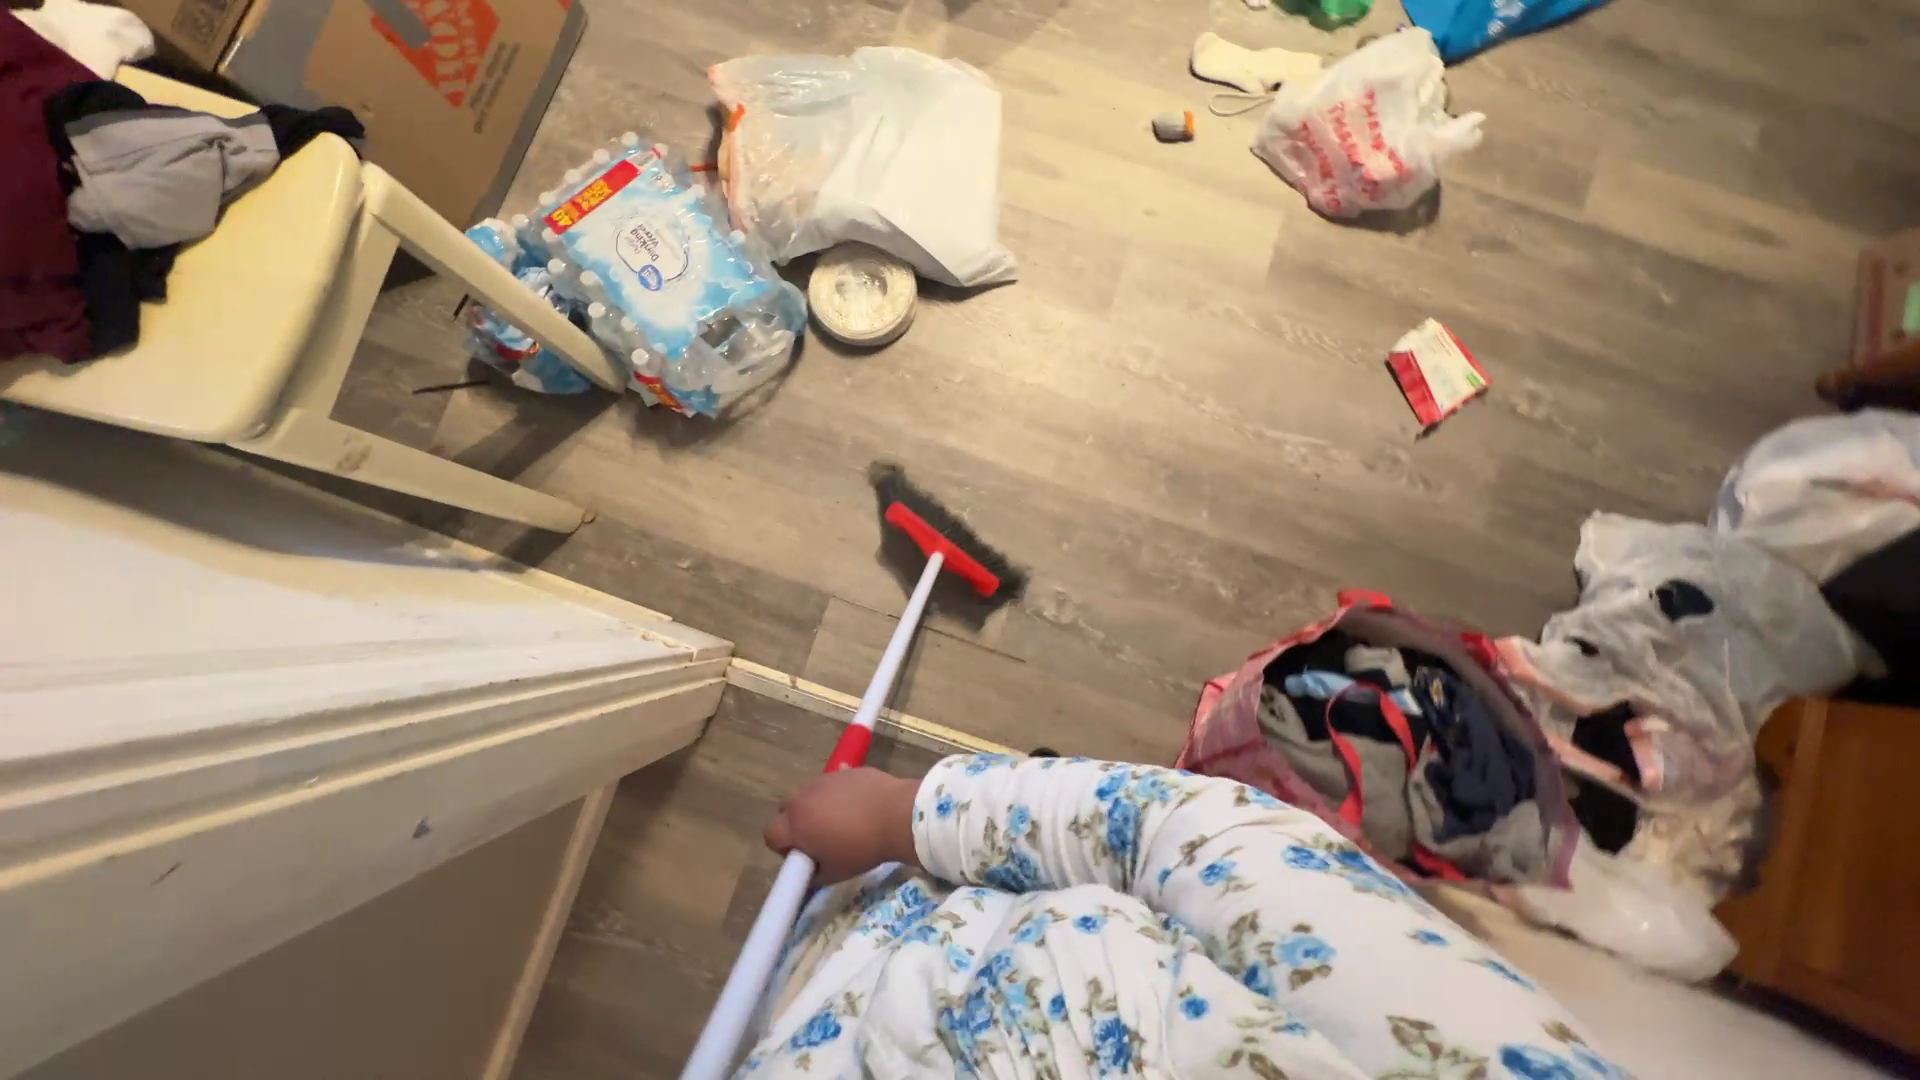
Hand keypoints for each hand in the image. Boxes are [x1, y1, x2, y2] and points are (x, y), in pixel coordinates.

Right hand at [764, 767, 920, 884]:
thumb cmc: (862, 848)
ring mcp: (824, 780)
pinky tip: (857, 804)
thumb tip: (808, 872)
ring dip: (816, 806)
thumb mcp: (834, 873)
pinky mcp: (845, 771)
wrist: (896, 816)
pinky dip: (837, 794)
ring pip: (809, 794)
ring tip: (841, 820)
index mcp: (796, 824)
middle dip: (795, 823)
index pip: (771, 834)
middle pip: (786, 810)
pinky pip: (832, 783)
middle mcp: (804, 797)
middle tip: (818, 837)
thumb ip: (813, 874)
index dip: (782, 847)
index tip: (802, 854)